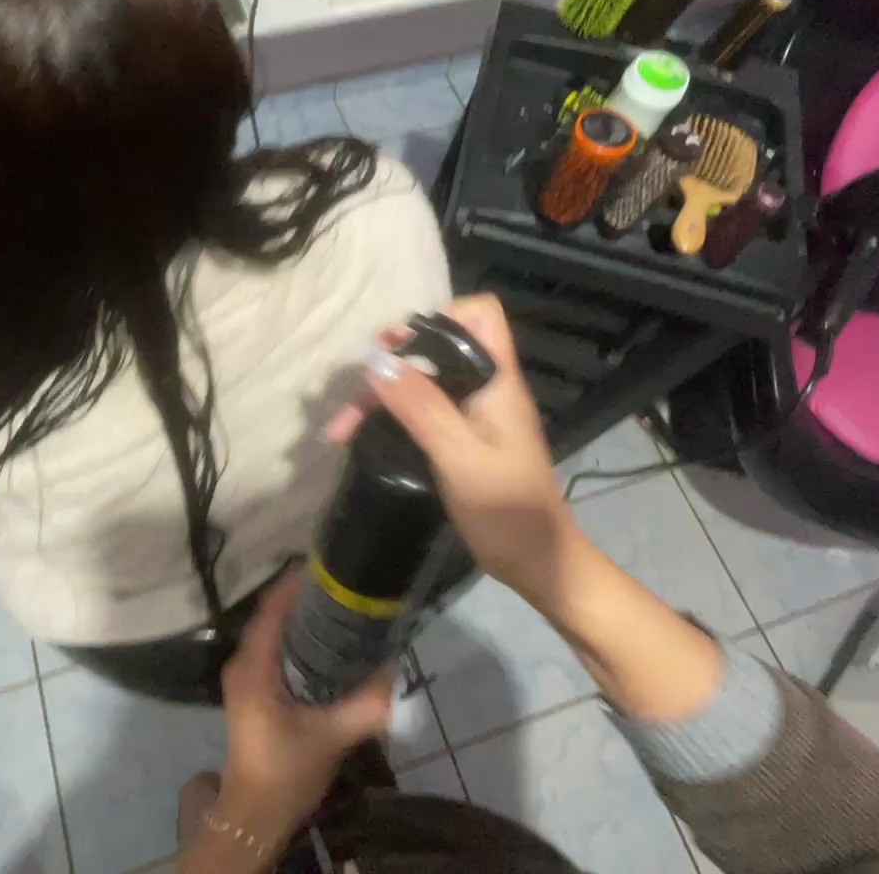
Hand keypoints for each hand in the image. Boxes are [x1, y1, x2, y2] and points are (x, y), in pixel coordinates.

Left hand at [217, 576, 393, 835]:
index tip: (326, 566)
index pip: (271, 608)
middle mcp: (243, 663)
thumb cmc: (286, 771)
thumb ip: (366, 704)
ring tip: (339, 605)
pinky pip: (273, 649)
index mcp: (253, 666)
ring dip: (300, 617)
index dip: (294, 583)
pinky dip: (295, 637)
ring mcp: (245, 677)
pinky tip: (324, 642)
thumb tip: (395, 668)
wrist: (255, 816)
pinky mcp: (253, 690)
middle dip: (303, 597)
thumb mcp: (331, 737)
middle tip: (342, 584)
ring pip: (272, 632)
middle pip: (271, 615)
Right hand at [354, 293, 581, 605]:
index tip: (399, 344)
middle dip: (392, 364)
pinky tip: (363, 439)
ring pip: (422, 385)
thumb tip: (375, 359)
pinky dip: (391, 420)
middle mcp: (486, 388)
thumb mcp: (458, 455)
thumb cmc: (507, 509)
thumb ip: (420, 404)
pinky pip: (421, 414)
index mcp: (497, 380)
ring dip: (381, 399)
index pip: (481, 314)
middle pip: (437, 351)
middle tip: (356, 388)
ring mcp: (474, 415)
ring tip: (341, 430)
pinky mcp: (462, 440)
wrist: (537, 564)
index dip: (440, 316)